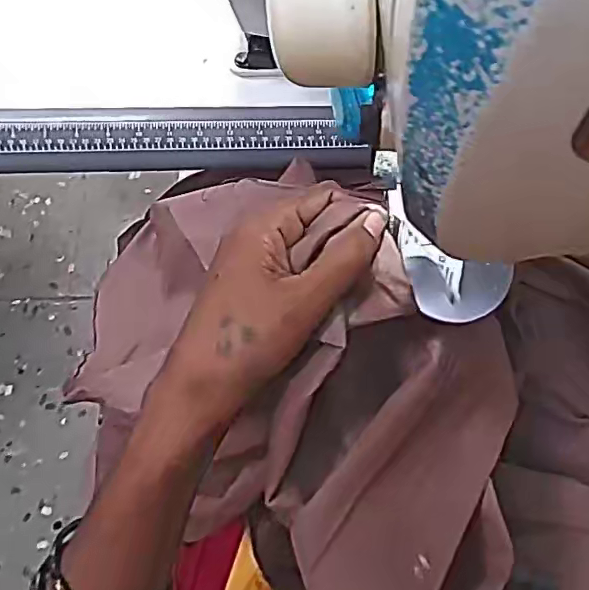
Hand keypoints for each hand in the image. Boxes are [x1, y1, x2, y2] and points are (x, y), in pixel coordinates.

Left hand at [148, 186, 385, 438]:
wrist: (199, 392)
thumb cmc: (248, 342)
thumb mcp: (305, 299)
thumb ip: (345, 257)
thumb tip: (376, 219)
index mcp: (262, 225)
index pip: (323, 197)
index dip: (357, 212)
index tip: (388, 238)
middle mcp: (255, 233)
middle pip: (316, 218)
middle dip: (348, 237)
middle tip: (378, 264)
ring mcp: (252, 259)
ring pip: (309, 245)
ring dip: (335, 260)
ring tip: (360, 281)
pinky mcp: (254, 283)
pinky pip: (296, 266)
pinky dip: (318, 276)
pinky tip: (334, 294)